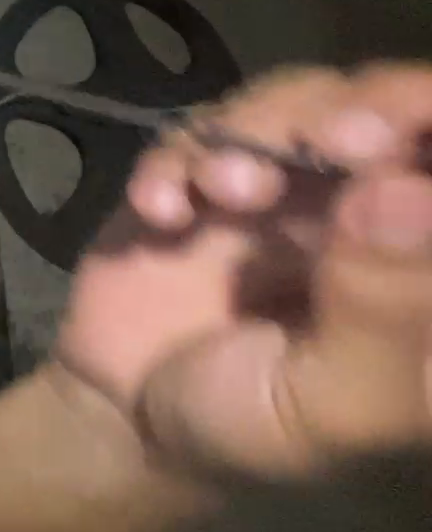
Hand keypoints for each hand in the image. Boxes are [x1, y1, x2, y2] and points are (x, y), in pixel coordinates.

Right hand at [57, 64, 431, 479]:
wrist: (126, 412)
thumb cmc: (259, 428)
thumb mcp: (339, 401)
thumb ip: (383, 310)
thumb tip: (406, 191)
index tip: (394, 137)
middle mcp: (368, 211)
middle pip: (381, 105)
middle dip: (355, 110)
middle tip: (329, 144)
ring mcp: (274, 193)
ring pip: (285, 103)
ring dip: (254, 130)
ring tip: (224, 193)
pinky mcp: (187, 185)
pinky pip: (184, 138)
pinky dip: (169, 164)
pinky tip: (160, 213)